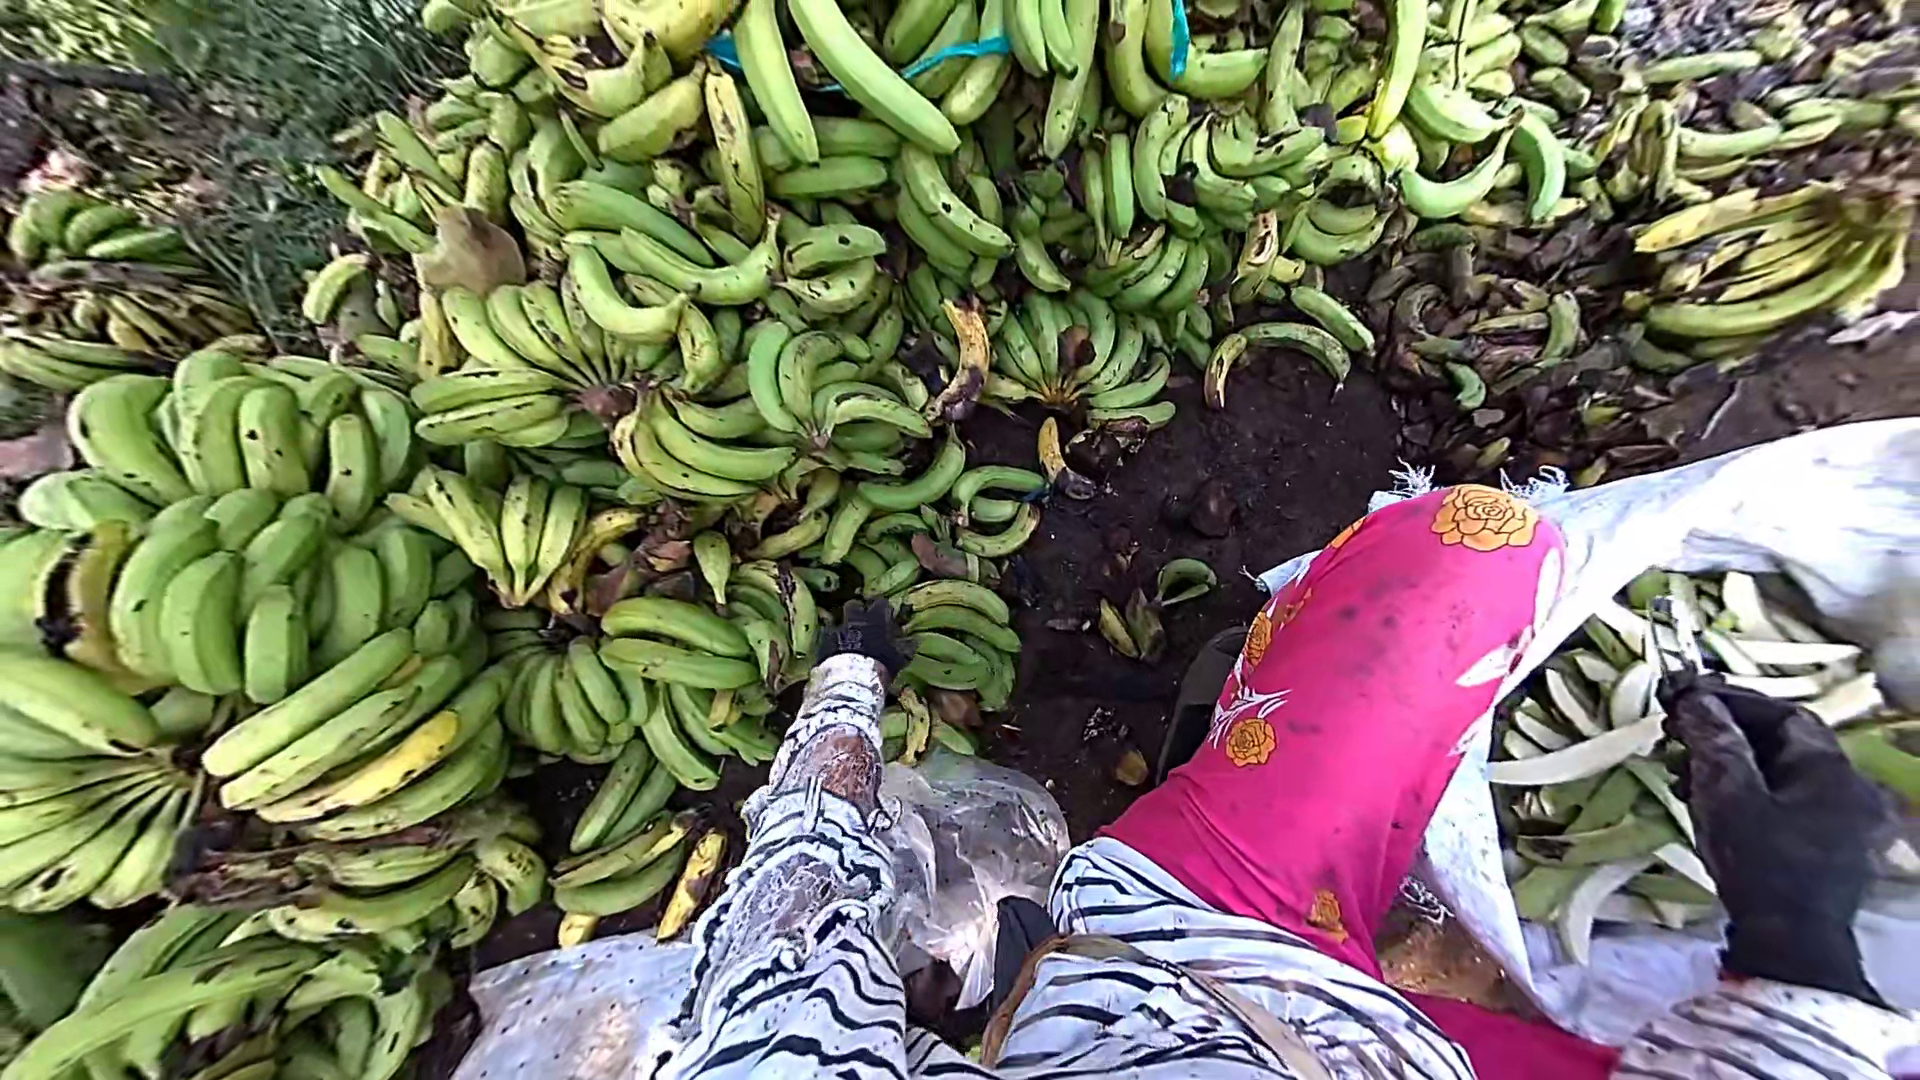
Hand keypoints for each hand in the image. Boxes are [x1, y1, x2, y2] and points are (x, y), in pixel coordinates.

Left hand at [815, 597, 915, 675]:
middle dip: (858, 610)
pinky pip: (829, 638)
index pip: (881, 603)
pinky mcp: (823, 643)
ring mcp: (837, 630)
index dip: (884, 608)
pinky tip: (838, 653)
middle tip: (864, 622)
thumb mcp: (899, 659)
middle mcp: (855, 619)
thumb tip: (916, 640)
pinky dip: (834, 642)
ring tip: (851, 641)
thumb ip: (907, 647)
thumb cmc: (880, 666)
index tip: (887, 615)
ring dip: (845, 628)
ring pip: (840, 621)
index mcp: (875, 619)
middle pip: (854, 605)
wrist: (851, 682)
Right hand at [1659, 672, 1894, 1004]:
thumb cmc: (1758, 855)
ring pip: (1777, 764)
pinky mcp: (1823, 835)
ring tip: (1679, 758)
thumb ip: (1715, 741)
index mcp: (1835, 777)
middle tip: (1673, 724)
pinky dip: (1737, 778)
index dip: (1733, 699)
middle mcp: (1850, 791)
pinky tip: (1701, 788)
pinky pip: (1779, 789)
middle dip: (1723, 727)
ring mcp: (1841, 816)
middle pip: (1782, 740)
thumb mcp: (1726, 791)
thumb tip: (1696, 698)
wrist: (1787, 928)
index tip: (1682, 694)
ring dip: (1725, 753)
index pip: (1787, 716)